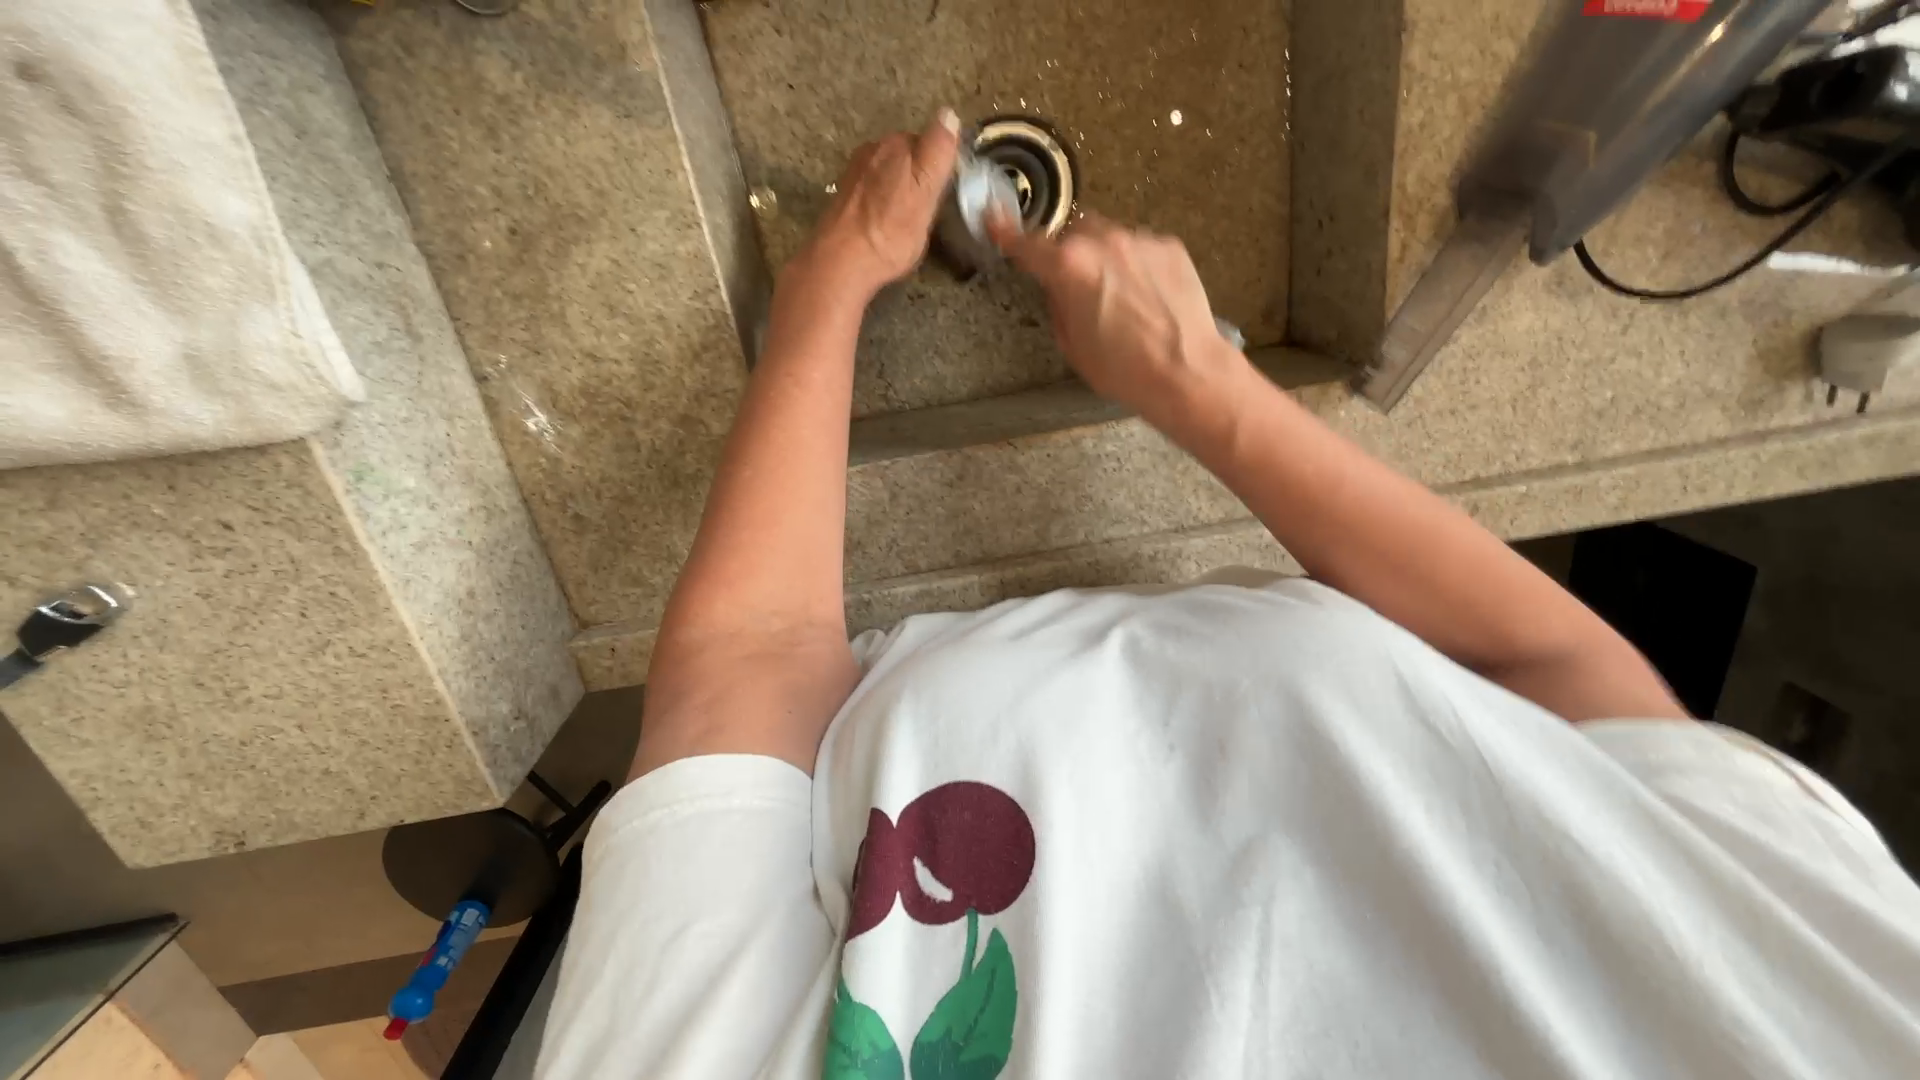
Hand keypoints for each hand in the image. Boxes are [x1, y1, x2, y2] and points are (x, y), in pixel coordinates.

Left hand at [796, 108, 961, 300]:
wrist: (841, 261)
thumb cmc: (890, 232)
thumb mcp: (926, 190)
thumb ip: (938, 150)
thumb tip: (948, 113)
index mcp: (898, 144)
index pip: (932, 140)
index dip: (941, 165)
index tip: (944, 192)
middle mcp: (874, 149)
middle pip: (909, 155)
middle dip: (919, 175)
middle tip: (926, 208)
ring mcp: (856, 170)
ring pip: (889, 172)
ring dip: (899, 188)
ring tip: (904, 218)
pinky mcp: (844, 193)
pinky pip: (873, 189)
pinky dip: (881, 200)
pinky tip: (882, 221)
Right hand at [990, 211, 1247, 422]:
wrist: (1185, 371)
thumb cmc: (1124, 369)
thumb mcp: (1073, 345)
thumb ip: (1058, 305)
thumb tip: (1057, 288)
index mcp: (1069, 267)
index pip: (1027, 244)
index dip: (1007, 233)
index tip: (995, 221)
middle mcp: (1103, 242)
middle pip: (1072, 233)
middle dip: (1068, 253)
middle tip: (1076, 285)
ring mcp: (1140, 240)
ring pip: (1109, 237)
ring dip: (1104, 257)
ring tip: (1119, 297)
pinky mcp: (1169, 246)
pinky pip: (1140, 246)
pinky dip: (1135, 264)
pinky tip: (1146, 297)